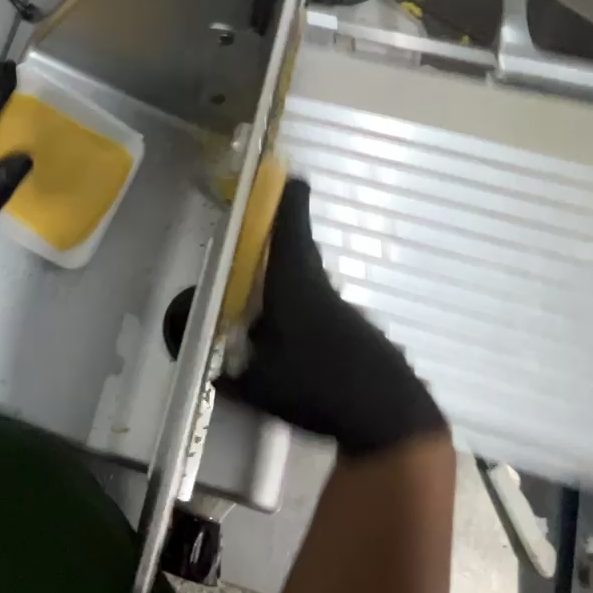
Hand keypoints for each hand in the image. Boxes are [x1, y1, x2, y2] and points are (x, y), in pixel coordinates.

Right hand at [217, 179, 446, 456]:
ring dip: (285, 273)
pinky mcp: (354, 333)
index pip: (292, 225)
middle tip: (253, 228)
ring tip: (258, 289)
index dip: (285, 196)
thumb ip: (223, 374)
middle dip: (276, 233)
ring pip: (306, 279)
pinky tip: (288, 336)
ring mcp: (340, 310)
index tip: (281, 172)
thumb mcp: (256, 387)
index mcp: (293, 284)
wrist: (391, 420)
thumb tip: (200, 364)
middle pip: (296, 247)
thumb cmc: (319, 390)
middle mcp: (318, 287)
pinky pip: (318, 306)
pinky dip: (299, 306)